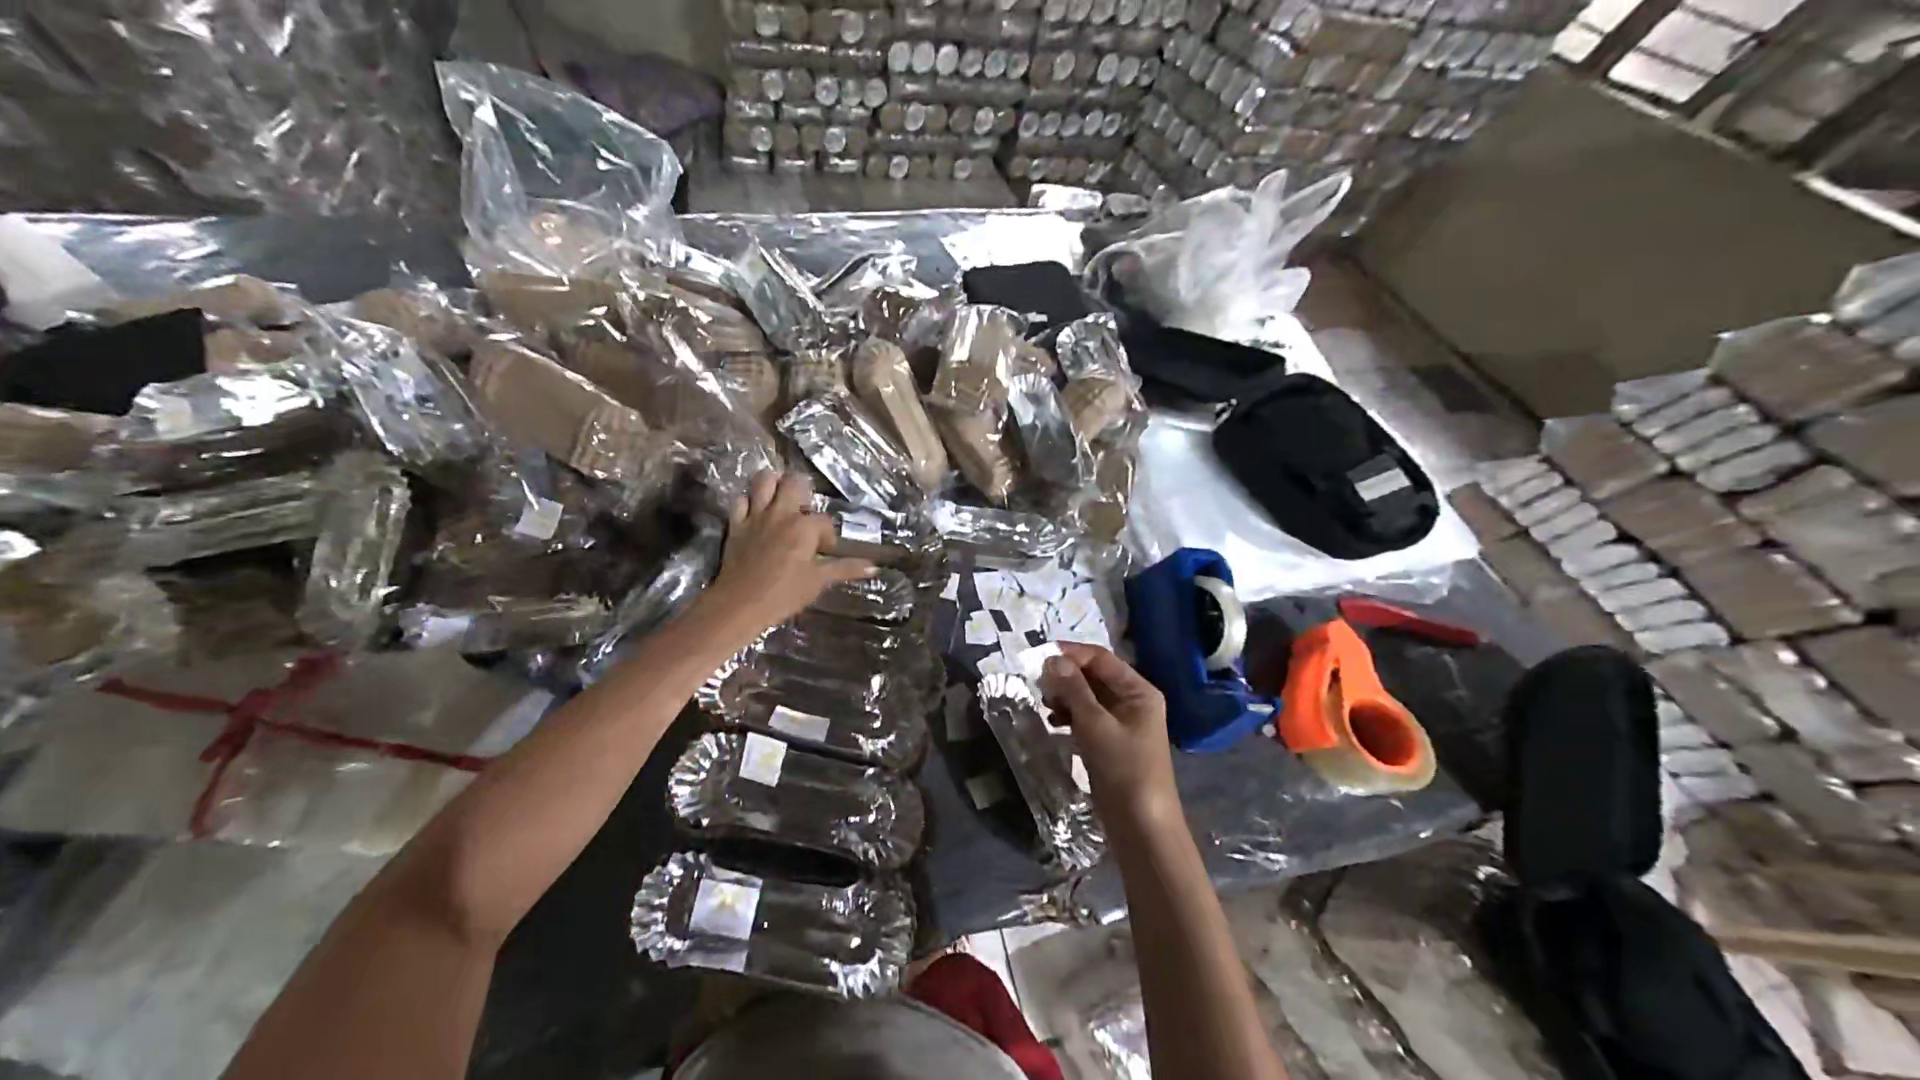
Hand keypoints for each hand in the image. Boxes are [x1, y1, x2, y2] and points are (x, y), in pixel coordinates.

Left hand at [698, 471, 873, 639]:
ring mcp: (755, 516)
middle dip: (803, 489)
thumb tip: (875, 567)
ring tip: (781, 495)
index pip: (824, 520)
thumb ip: (846, 569)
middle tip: (805, 507)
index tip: (826, 550)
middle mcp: (781, 513)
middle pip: (794, 482)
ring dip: (773, 482)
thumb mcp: (819, 581)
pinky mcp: (736, 525)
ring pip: (763, 481)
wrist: (740, 604)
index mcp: (804, 526)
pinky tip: (755, 510)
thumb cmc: (784, 593)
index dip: (828, 534)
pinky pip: (740, 500)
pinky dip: (748, 501)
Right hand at [1040, 643, 1181, 834]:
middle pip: (1095, 675)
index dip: (1071, 653)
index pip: (1101, 658)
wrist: (1141, 825)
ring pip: (1088, 696)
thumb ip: (1073, 690)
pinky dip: (1070, 715)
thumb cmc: (1123, 769)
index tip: (1039, 656)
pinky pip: (1087, 717)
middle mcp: (1133, 701)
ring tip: (1044, 703)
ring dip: (1065, 695)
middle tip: (1038, 683)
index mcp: (1138, 691)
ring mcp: (1122, 722)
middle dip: (1066, 675)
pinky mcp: (1111, 742)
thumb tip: (1052, 660)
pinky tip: (1053, 721)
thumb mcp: (1095, 725)